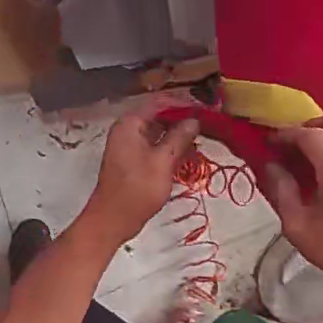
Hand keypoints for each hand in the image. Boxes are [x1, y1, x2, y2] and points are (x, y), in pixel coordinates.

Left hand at [78, 108, 199, 247]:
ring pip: (158, 133)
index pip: (160, 102)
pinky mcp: (134, 161)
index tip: (206, 108)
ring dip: (178, 136)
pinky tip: (188, 154)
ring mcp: (130, 146)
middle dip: (183, 120)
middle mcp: (128, 130)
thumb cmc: (137, 189)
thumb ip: (179, 137)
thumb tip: (194, 120)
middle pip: (159, 116)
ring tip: (202, 140)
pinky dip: (170, 149)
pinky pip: (155, 147)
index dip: (184, 104)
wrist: (114, 219)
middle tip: (208, 125)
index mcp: (130, 124)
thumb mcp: (163, 161)